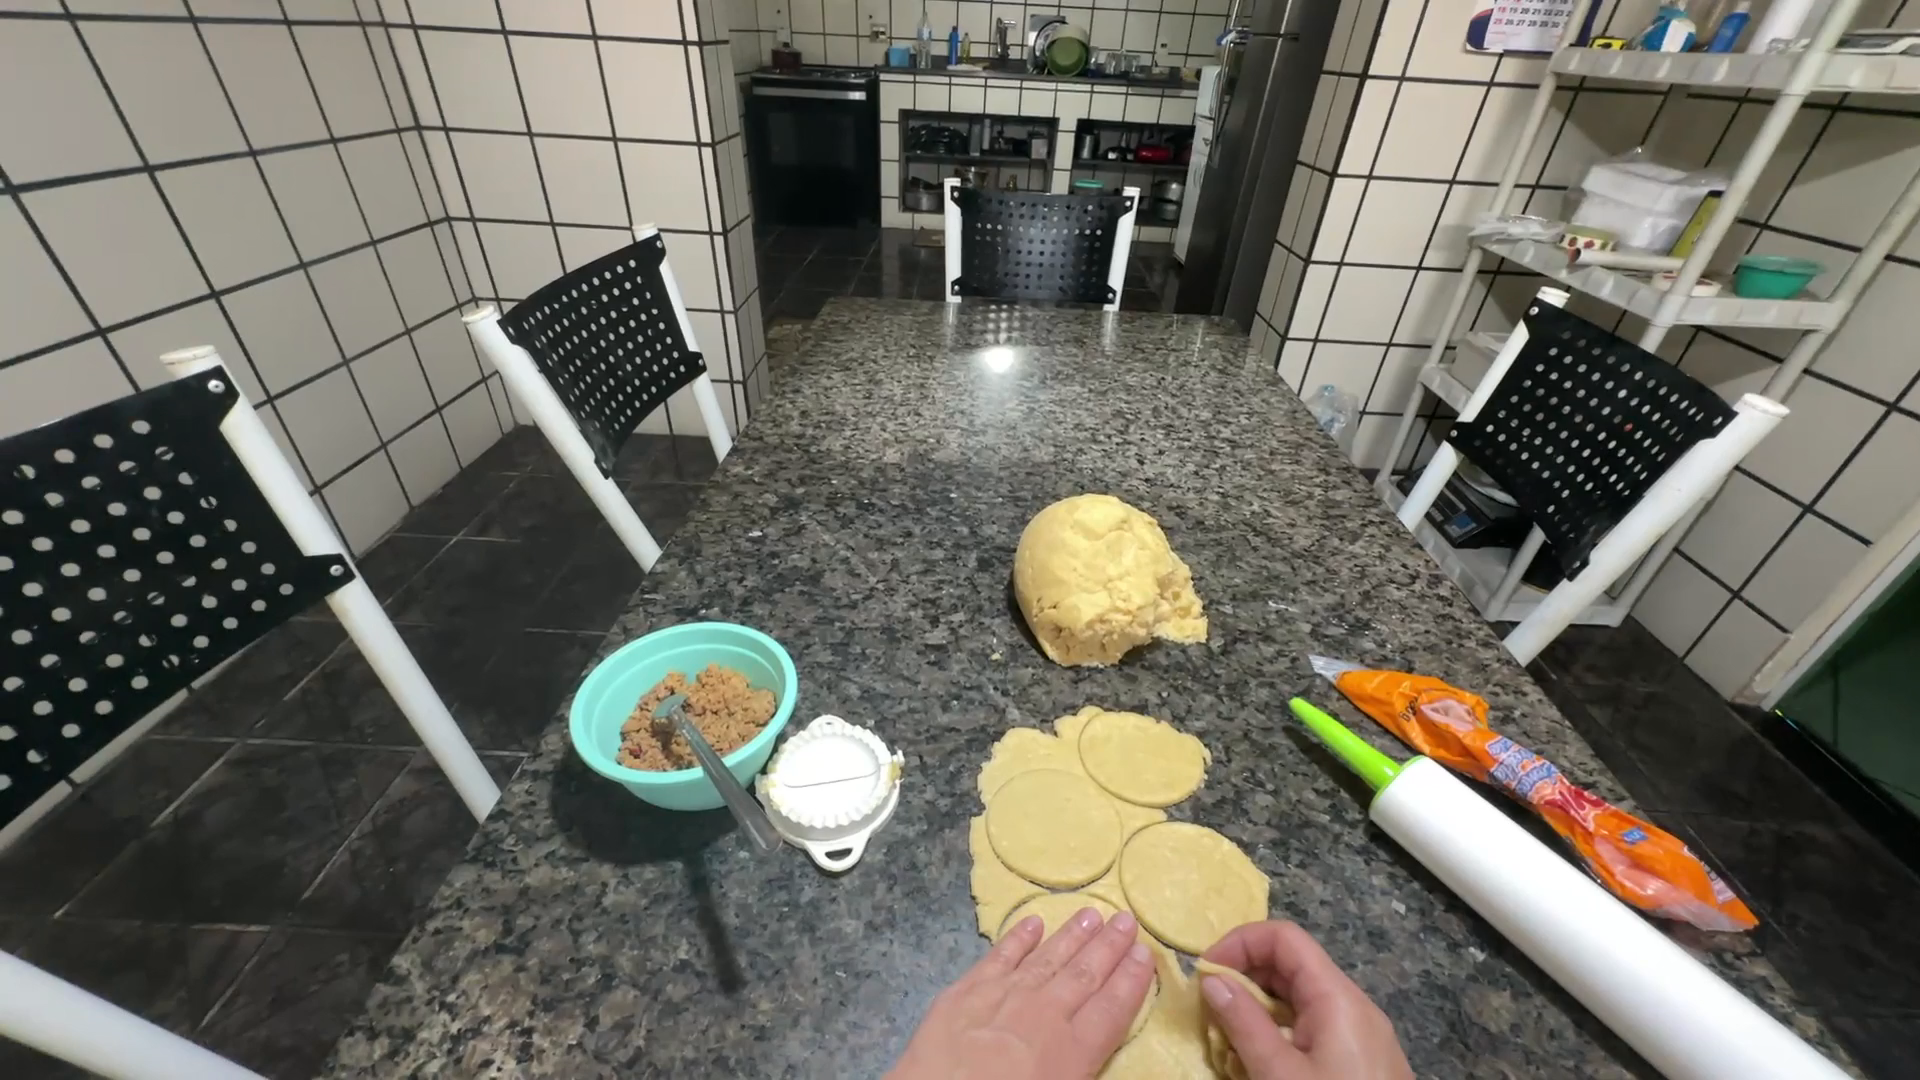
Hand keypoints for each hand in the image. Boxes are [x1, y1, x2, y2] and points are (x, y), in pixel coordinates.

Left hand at [887, 908, 1157, 1079]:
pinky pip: (1000, 956)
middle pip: (1084, 974)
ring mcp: (1004, 995)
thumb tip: (1097, 1045)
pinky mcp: (967, 989)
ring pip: (1047, 958)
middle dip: (1109, 946)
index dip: (1131, 980)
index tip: (1146, 952)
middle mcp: (1044, 1013)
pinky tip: (1033, 922)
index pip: (1112, 1009)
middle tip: (1126, 918)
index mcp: (1072, 1051)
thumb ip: (1084, 1067)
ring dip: (1071, 935)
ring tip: (1091, 913)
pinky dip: (1018, 937)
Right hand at [1199, 921, 1412, 1079]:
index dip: (1239, 942)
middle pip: (1290, 963)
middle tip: (1210, 1008)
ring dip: (1258, 1007)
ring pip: (1299, 997)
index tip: (1207, 974)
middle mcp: (1354, 1007)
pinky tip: (1261, 1063)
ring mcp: (1363, 1037)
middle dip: (1244, 976)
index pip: (1283, 937)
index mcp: (1338, 998)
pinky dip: (1280, 1032)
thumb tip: (1212, 979)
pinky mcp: (1363, 1064)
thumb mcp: (1280, 1077)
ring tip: (1228, 1038)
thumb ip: (1243, 1023)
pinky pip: (1313, 1027)